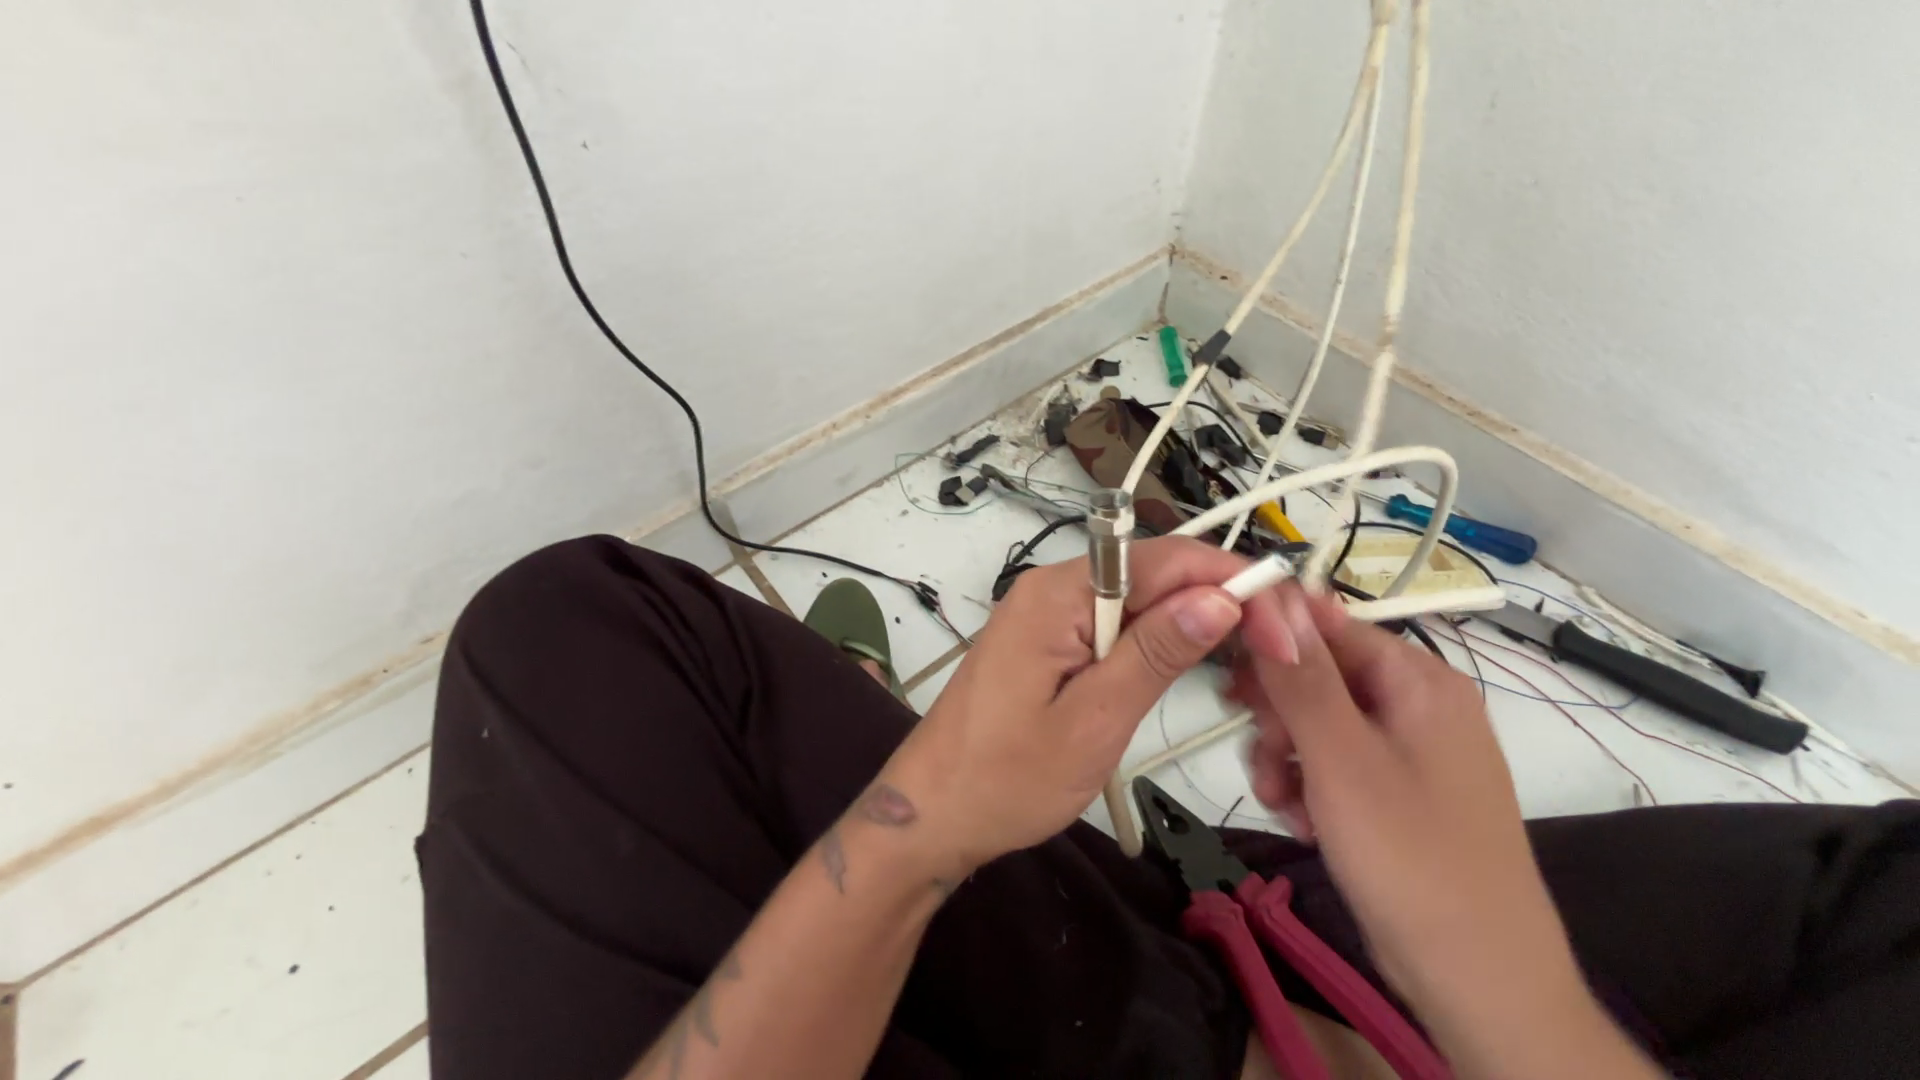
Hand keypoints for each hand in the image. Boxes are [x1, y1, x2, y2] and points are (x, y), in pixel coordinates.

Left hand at [891, 536, 1249, 871]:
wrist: (933, 813)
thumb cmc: (1006, 779)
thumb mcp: (1093, 720)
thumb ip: (1155, 654)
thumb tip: (1220, 596)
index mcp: (1060, 593)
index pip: (1167, 560)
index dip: (1236, 582)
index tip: (1288, 631)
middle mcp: (1052, 587)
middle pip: (1156, 572)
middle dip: (1222, 599)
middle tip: (1278, 653)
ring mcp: (1047, 612)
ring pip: (1140, 597)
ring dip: (1193, 621)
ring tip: (1248, 660)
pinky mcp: (1047, 640)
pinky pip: (1114, 623)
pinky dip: (1156, 640)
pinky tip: (1185, 664)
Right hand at [1231, 587, 1596, 1049]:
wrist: (1479, 978)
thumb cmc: (1409, 856)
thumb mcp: (1339, 758)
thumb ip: (1301, 674)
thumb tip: (1272, 592)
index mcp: (1418, 679)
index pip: (1324, 624)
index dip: (1270, 642)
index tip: (1224, 677)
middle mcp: (1419, 703)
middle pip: (1318, 675)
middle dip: (1277, 715)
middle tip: (1261, 756)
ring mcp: (1411, 750)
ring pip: (1318, 723)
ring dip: (1285, 757)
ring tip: (1281, 804)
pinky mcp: (1399, 791)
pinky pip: (1336, 763)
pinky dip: (1310, 787)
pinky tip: (1304, 823)